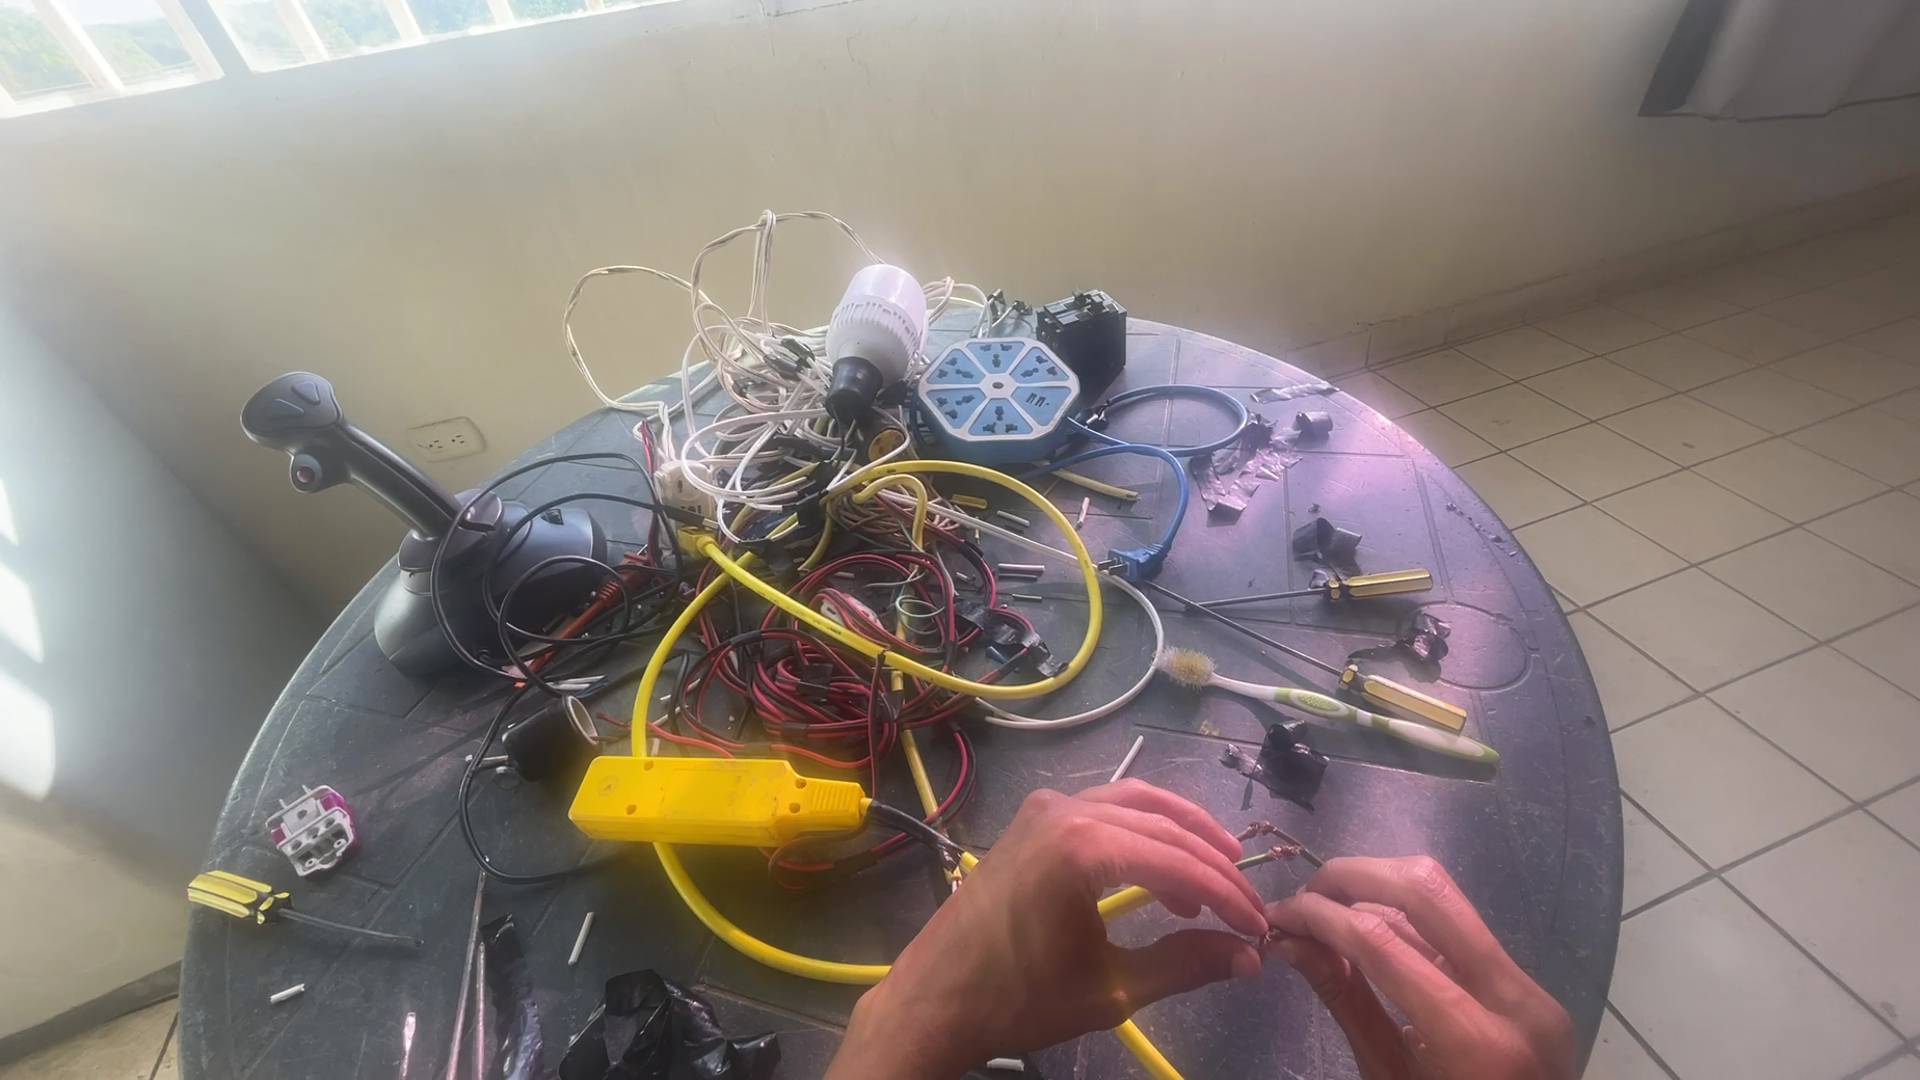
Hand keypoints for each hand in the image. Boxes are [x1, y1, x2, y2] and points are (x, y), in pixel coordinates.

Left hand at [826, 780, 1269, 1079]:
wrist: (939, 993)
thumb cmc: (1021, 996)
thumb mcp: (1110, 987)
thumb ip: (1184, 964)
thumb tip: (1249, 957)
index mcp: (1082, 845)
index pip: (1176, 860)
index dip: (1225, 893)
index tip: (1258, 925)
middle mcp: (1064, 808)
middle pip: (1158, 822)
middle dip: (1209, 859)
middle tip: (1246, 897)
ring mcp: (1044, 806)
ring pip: (1131, 802)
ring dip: (1178, 832)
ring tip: (1217, 872)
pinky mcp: (1033, 816)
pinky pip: (1100, 808)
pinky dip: (1140, 830)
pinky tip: (1160, 868)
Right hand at [1262, 856, 1573, 1079]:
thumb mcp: (1387, 1079)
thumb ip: (1344, 1001)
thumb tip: (1288, 940)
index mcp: (1476, 1040)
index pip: (1378, 940)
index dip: (1318, 915)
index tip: (1277, 914)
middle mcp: (1513, 997)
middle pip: (1422, 889)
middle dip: (1350, 876)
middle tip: (1306, 895)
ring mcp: (1526, 985)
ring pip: (1440, 893)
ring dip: (1373, 886)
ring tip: (1328, 908)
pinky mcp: (1523, 982)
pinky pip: (1453, 923)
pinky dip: (1399, 912)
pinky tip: (1363, 927)